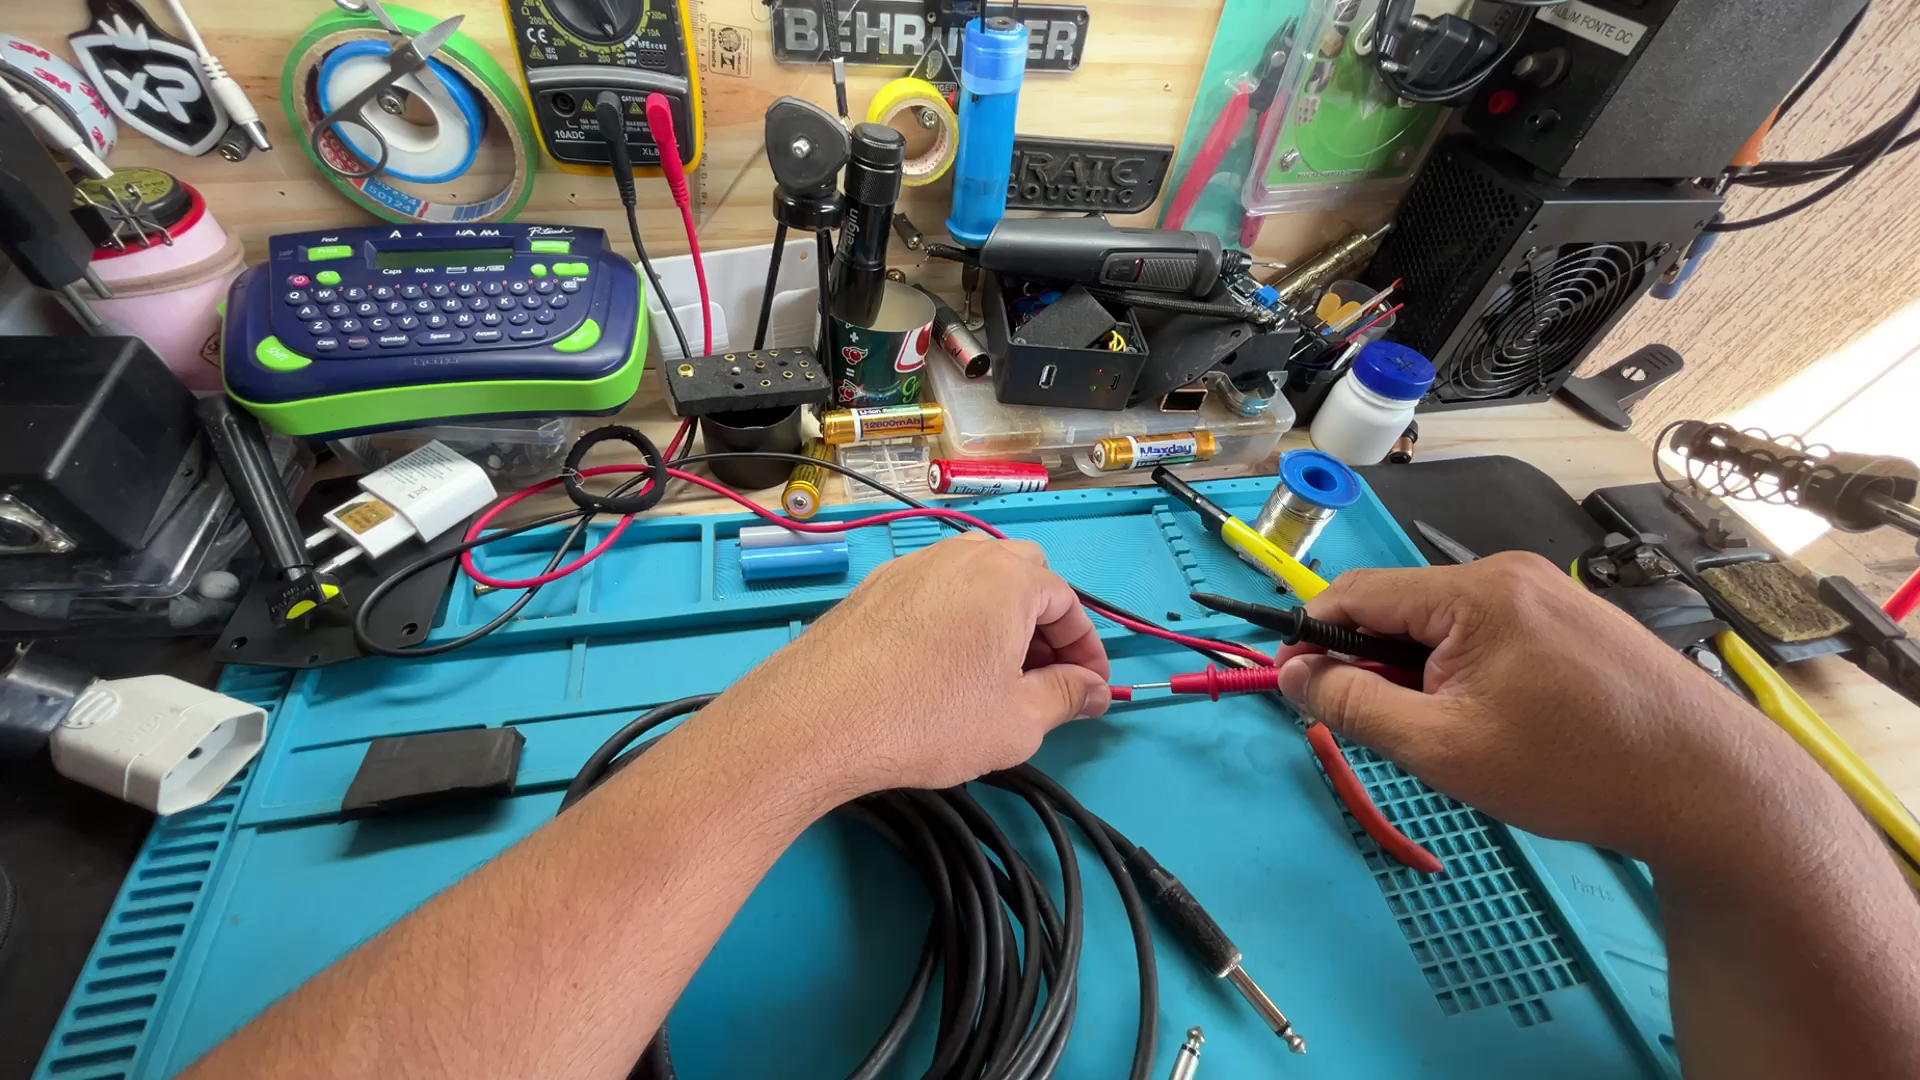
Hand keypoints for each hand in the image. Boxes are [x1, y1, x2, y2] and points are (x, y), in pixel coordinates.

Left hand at [704, 533, 1111, 799]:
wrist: (817, 718)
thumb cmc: (931, 718)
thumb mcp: (1018, 720)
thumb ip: (1067, 697)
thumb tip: (1095, 689)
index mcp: (1008, 576)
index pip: (1067, 602)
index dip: (1087, 649)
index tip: (1092, 689)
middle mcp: (962, 554)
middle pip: (1024, 577)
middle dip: (1044, 625)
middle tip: (1043, 677)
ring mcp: (912, 565)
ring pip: (975, 580)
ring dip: (999, 619)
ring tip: (992, 673)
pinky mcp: (875, 586)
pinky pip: (935, 592)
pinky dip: (956, 620)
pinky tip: (939, 665)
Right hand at [1276, 552, 1791, 864]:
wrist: (1724, 799)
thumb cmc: (1571, 771)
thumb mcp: (1440, 748)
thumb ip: (1350, 705)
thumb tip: (1289, 674)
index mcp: (1472, 592)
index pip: (1354, 593)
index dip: (1310, 636)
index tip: (1295, 684)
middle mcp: (1505, 573)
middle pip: (1394, 605)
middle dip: (1366, 658)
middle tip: (1374, 720)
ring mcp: (1543, 591)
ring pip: (1433, 620)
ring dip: (1410, 666)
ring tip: (1436, 725)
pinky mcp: (1568, 616)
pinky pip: (1478, 628)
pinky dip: (1453, 665)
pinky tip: (1482, 711)